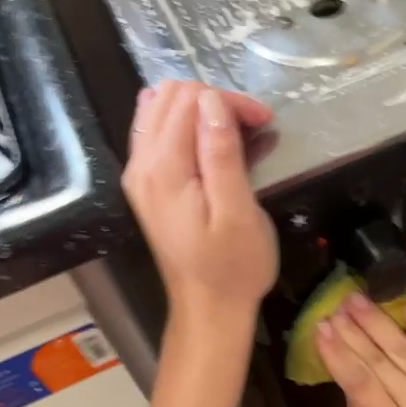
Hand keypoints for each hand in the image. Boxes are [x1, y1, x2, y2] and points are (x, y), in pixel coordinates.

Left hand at [123, 80, 278, 324]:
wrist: (209, 310)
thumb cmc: (233, 267)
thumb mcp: (238, 212)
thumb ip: (221, 154)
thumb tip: (213, 100)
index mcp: (162, 169)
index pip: (189, 99)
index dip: (230, 101)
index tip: (265, 122)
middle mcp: (141, 164)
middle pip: (171, 96)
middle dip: (217, 101)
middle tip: (257, 127)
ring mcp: (140, 174)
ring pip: (162, 109)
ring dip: (205, 111)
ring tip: (241, 135)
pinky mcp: (148, 184)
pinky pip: (159, 132)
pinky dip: (191, 127)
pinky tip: (217, 144)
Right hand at [315, 294, 405, 406]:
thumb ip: (356, 406)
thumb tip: (341, 360)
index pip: (363, 385)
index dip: (340, 355)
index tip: (321, 328)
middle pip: (382, 363)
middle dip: (354, 332)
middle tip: (333, 308)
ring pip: (405, 349)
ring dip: (378, 321)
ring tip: (356, 299)